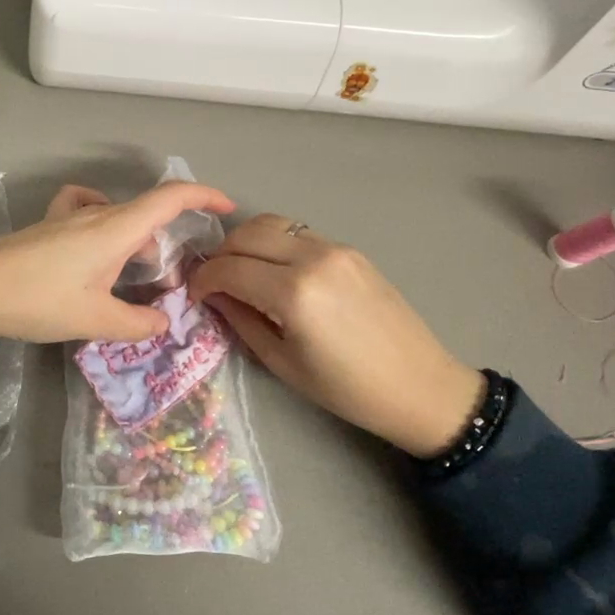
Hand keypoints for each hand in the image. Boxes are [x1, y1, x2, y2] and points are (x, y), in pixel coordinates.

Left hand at [0, 182, 235, 343]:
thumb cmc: (38, 301)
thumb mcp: (94, 320)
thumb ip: (137, 324)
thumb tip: (164, 323)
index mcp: (114, 228)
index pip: (169, 197)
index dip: (203, 196)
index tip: (227, 209)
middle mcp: (94, 214)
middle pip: (144, 210)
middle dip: (168, 236)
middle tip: (171, 279)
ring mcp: (66, 217)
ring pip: (117, 215)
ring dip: (135, 238)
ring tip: (134, 276)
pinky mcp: (46, 227)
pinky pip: (85, 211)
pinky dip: (102, 224)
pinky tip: (95, 249)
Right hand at [188, 216, 485, 457]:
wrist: (421, 386)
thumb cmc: (348, 389)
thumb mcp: (282, 363)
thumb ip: (241, 321)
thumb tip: (213, 297)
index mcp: (294, 294)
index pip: (228, 268)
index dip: (202, 280)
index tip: (193, 295)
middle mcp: (312, 259)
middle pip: (245, 235)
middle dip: (219, 255)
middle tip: (212, 282)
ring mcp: (334, 248)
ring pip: (271, 224)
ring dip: (245, 242)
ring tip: (239, 271)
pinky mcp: (349, 249)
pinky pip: (297, 233)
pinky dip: (273, 242)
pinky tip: (272, 270)